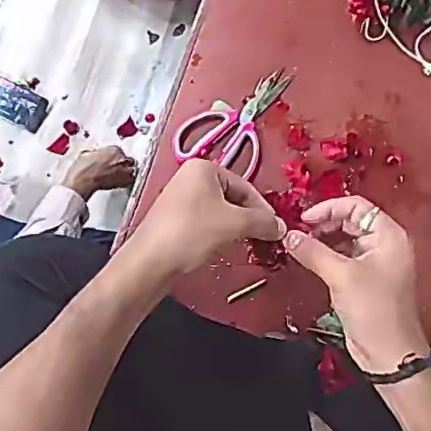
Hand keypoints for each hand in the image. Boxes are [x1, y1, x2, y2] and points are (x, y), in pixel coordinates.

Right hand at [64, 146, 138, 197]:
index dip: (114, 158)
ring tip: (118, 176)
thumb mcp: (87, 154)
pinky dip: (127, 181)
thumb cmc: (83, 169)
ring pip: (131, 169)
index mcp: (114, 149)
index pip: (119, 152)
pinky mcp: (126, 180)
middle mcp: (122, 158)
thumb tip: (95, 155)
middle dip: (122, 164)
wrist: (83, 180)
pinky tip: (120, 182)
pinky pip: (132, 180)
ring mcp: (125, 169)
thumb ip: (97, 153)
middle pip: (128, 160)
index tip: (110, 161)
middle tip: (115, 168)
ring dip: (126, 172)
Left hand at [126, 160, 285, 277]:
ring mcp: (179, 197)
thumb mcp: (234, 224)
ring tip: (243, 242)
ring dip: (234, 226)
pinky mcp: (173, 217)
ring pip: (219, 210)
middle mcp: (189, 177)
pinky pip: (205, 220)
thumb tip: (281, 227)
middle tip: (261, 237)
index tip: (275, 228)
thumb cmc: (191, 233)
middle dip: (248, 218)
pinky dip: (217, 231)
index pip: (245, 186)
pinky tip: (220, 246)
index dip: (262, 208)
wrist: (149, 263)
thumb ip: (262, 222)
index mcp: (203, 168)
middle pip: (232, 197)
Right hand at [282, 197, 428, 375]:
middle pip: (351, 220)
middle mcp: (385, 243)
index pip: (357, 206)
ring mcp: (376, 261)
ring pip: (345, 238)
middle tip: (299, 232)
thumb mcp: (341, 276)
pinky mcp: (366, 278)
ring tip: (300, 245)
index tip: (304, 219)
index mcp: (389, 235)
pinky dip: (327, 254)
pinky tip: (309, 259)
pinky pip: (344, 256)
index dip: (329, 208)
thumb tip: (289, 234)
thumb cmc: (374, 310)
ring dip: (323, 239)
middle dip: (324, 223)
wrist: (389, 353)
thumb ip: (313, 252)